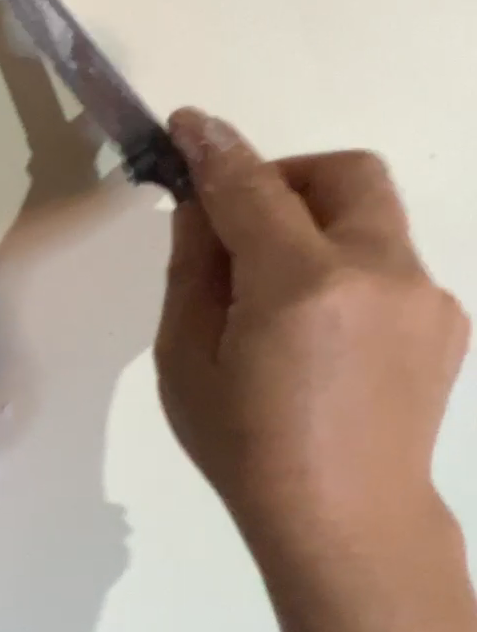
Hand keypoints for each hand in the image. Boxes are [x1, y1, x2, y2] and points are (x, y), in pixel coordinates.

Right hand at [156, 109, 467, 552]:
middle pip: (346, 175)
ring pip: (367, 219)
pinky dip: (333, 265)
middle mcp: (382, 274)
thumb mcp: (184, 354)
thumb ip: (197, 272)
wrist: (341, 509)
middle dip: (283, 174)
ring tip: (258, 293)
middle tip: (229, 218)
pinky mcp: (446, 318)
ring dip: (306, 225)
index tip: (188, 123)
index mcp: (301, 286)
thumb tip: (201, 213)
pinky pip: (383, 263)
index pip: (253, 191)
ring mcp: (428, 295)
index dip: (216, 151)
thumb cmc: (237, 436)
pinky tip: (302, 327)